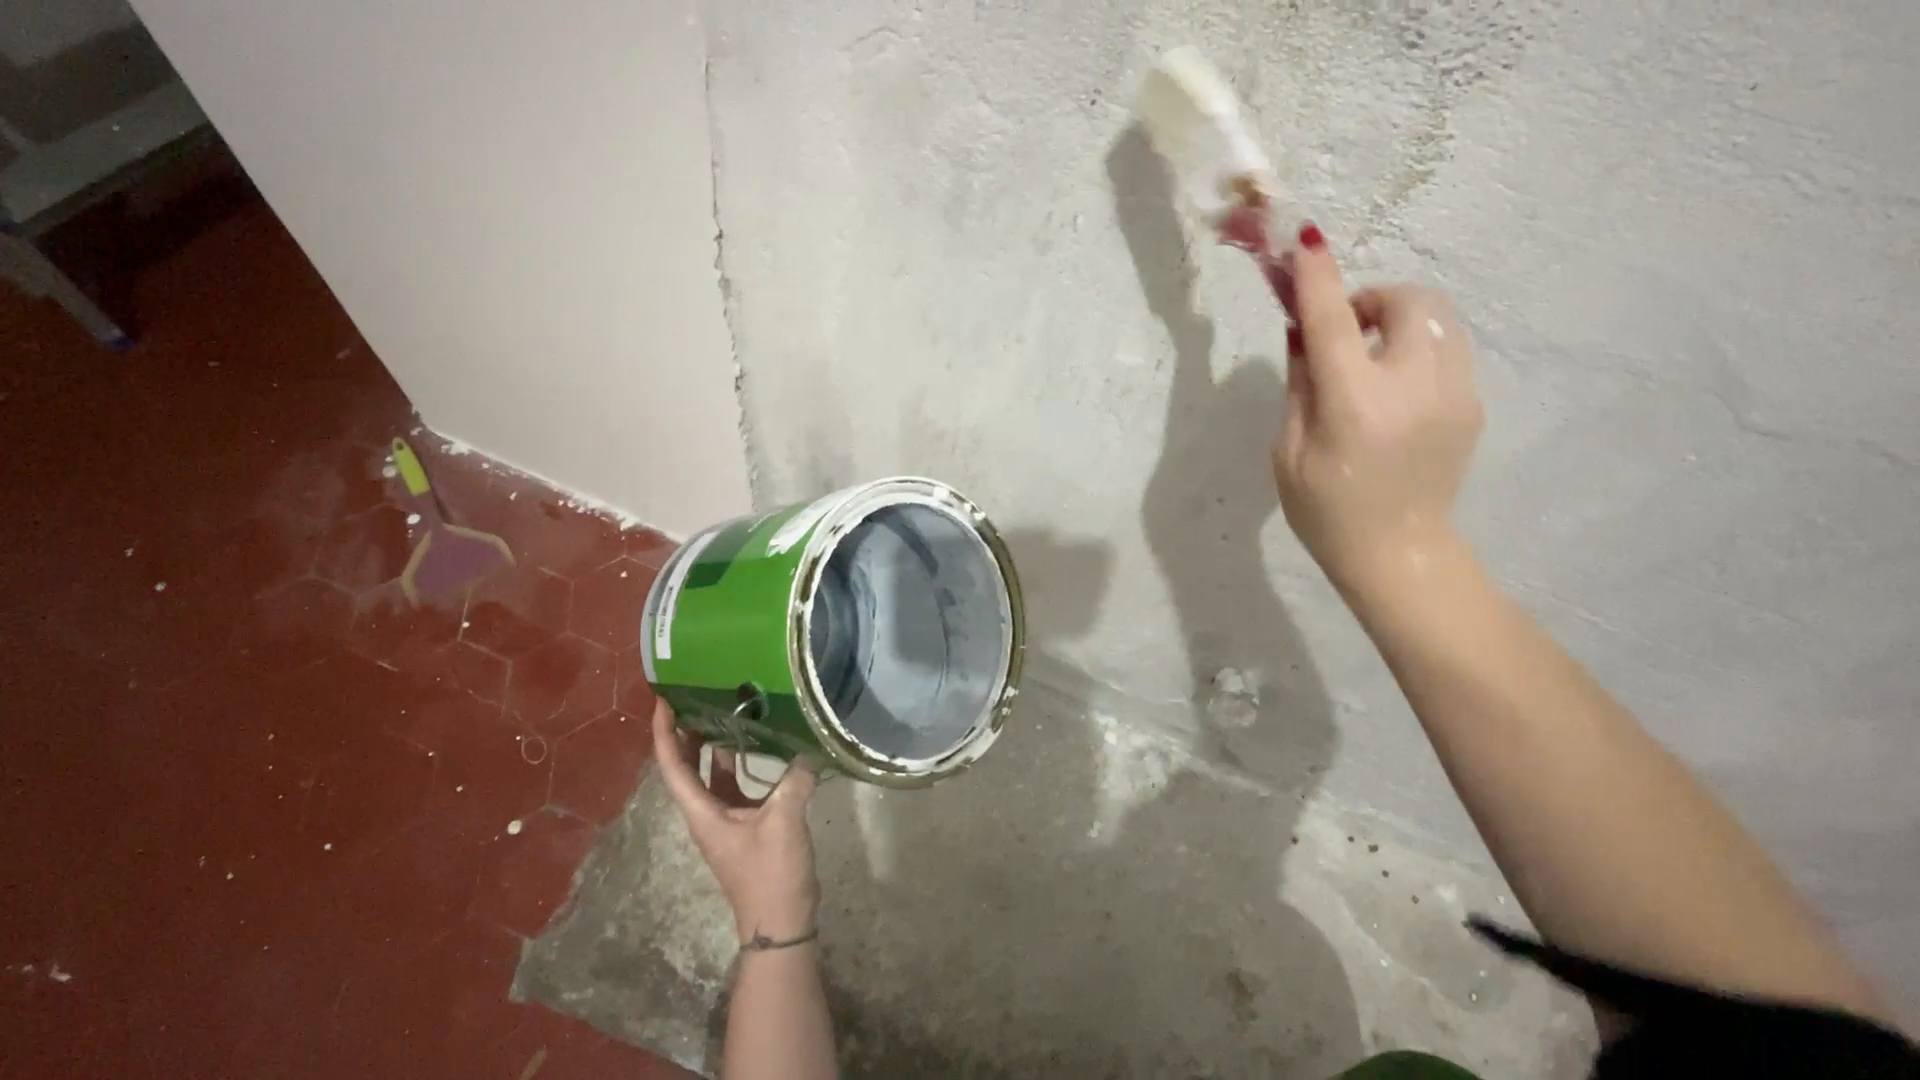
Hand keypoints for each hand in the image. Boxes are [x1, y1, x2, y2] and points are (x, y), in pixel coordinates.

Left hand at [651, 699, 820, 944]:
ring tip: (725, 713)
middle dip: (685, 733)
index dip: (664, 733)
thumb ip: (795, 781)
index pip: (672, 766)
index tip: (663, 701)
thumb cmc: (771, 873)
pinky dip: (738, 764)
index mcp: (702, 812)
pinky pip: (733, 787)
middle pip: (686, 767)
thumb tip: (809, 749)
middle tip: (695, 697)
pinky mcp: (745, 827)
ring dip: (712, 747)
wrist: (780, 922)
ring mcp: (724, 821)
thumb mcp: (784, 822)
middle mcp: (706, 814)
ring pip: (710, 776)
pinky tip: (759, 749)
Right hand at [1271, 224, 1483, 594]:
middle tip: (1343, 330)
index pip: (1334, 321)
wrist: (1399, 553)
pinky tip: (1395, 388)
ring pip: (1435, 318)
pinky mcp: (1471, 403)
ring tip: (1370, 357)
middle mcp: (1412, 387)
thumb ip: (1299, 384)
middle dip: (1370, 299)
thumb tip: (1303, 328)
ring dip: (1397, 319)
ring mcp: (1452, 393)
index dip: (1318, 277)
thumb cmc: (1325, 510)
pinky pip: (1445, 349)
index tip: (1306, 242)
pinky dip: (1414, 348)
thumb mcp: (1288, 451)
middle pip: (1405, 301)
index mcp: (1355, 404)